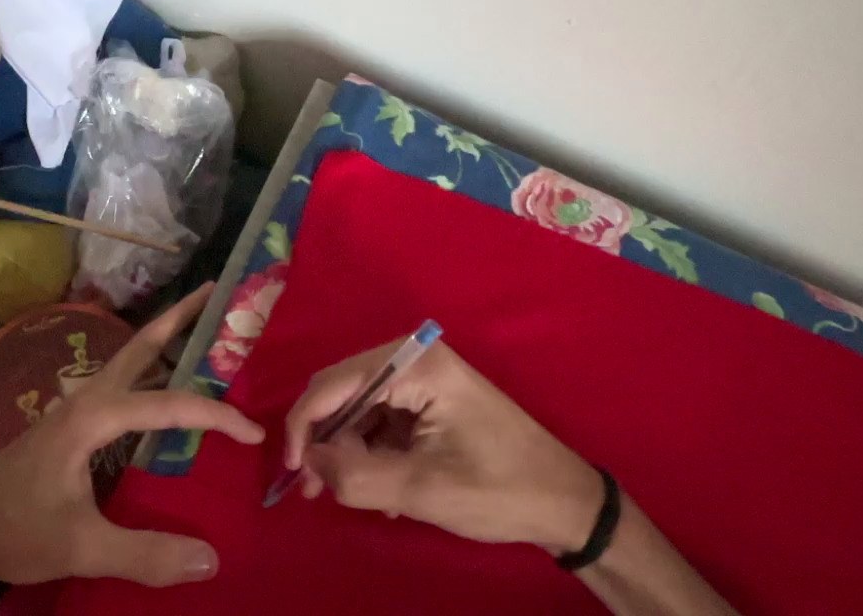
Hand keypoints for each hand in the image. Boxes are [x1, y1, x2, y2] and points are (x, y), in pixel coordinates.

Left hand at [0, 285, 262, 589]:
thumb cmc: (16, 528)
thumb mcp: (80, 546)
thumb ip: (144, 553)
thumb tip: (212, 558)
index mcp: (93, 415)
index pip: (168, 404)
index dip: (215, 415)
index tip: (254, 432)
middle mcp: (89, 397)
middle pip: (142, 344)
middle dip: (180, 316)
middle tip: (215, 290)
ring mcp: (79, 406)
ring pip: (130, 359)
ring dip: (165, 339)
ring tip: (203, 327)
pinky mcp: (75, 421)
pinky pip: (123, 382)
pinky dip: (152, 370)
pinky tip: (165, 385)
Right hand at [284, 337, 601, 551]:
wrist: (569, 504)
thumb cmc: (500, 490)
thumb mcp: (423, 490)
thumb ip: (357, 476)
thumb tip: (308, 461)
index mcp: (416, 365)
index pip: (336, 383)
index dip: (304, 424)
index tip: (293, 469)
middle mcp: (414, 359)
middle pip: (343, 390)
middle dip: (325, 438)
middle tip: (314, 487)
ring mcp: (423, 377)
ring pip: (359, 406)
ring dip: (347, 449)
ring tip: (346, 494)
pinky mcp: (430, 398)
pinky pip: (381, 417)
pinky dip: (371, 451)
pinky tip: (381, 490)